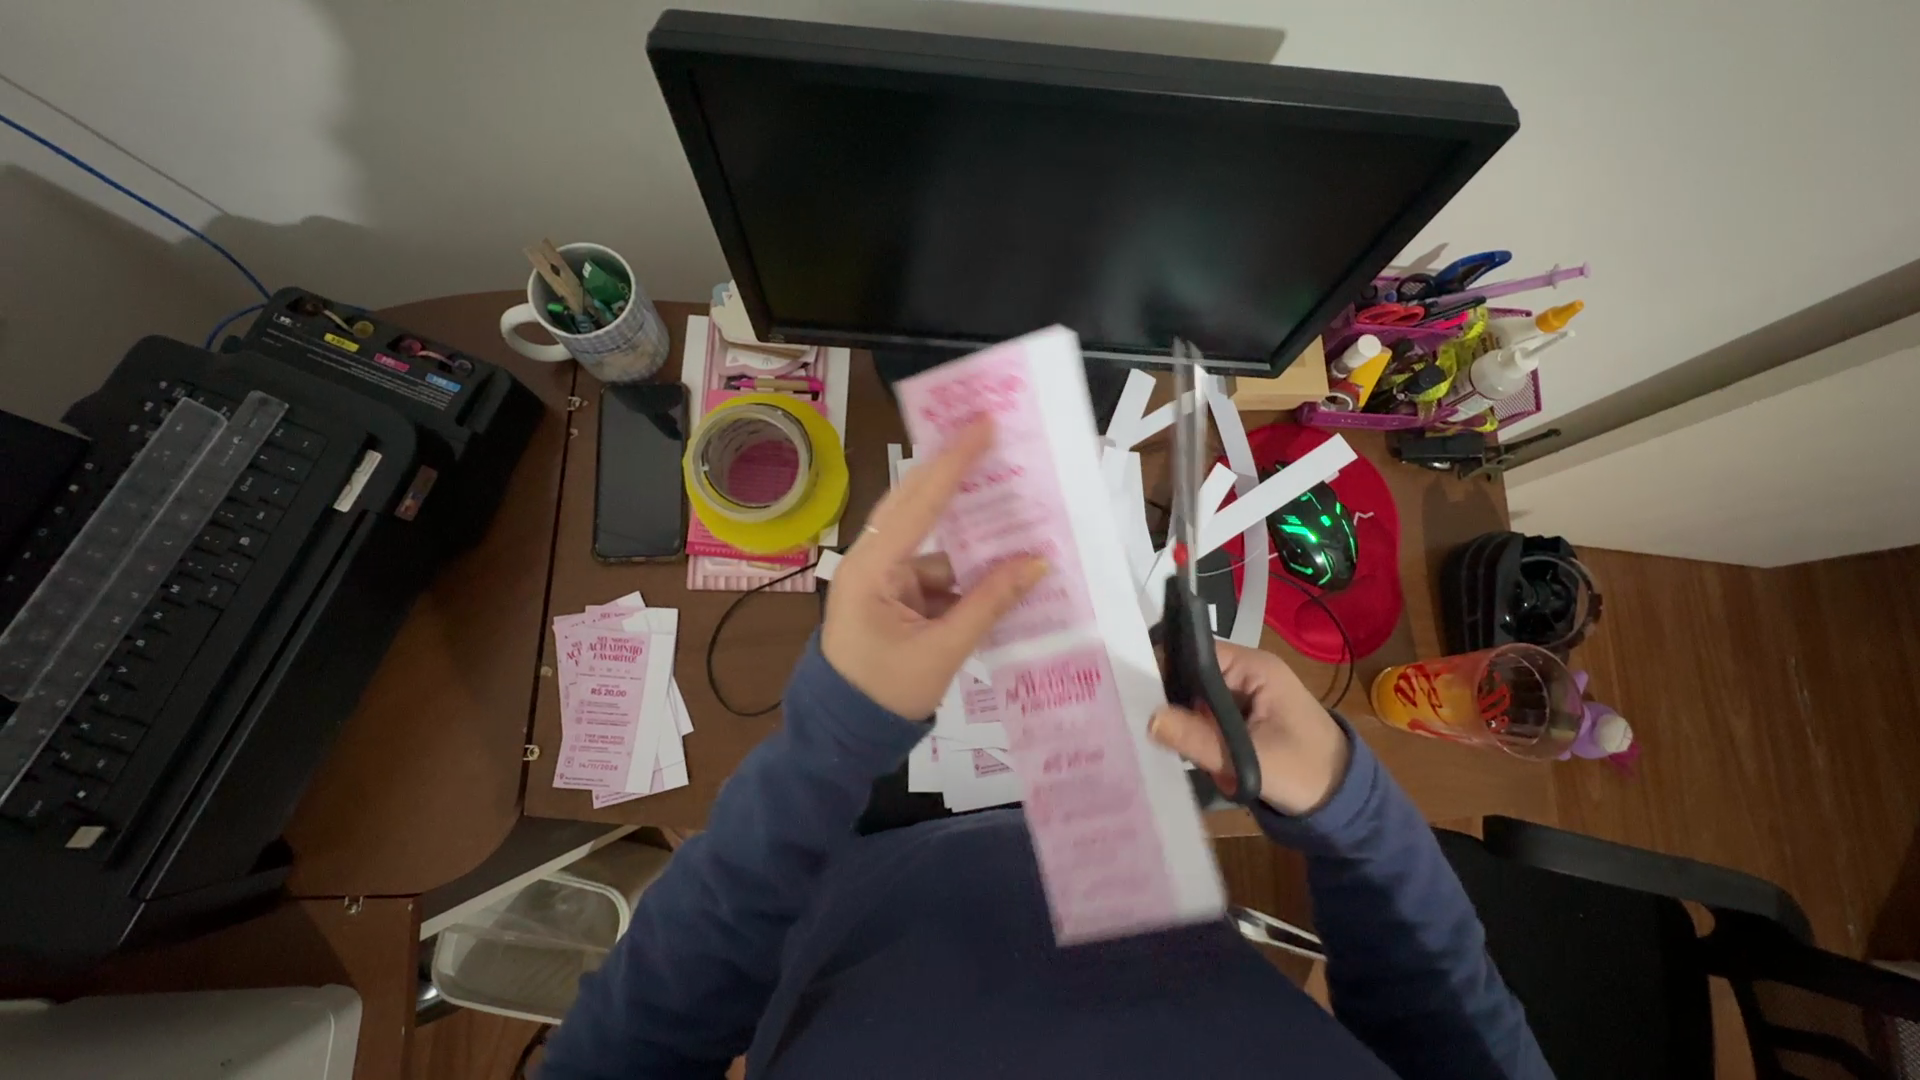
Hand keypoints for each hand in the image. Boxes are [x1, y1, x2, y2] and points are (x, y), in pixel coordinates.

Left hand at [822, 418, 1048, 718]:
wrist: (844, 735)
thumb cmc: (884, 695)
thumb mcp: (942, 650)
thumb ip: (989, 604)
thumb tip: (1037, 564)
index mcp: (871, 568)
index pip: (917, 504)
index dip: (953, 464)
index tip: (981, 426)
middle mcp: (873, 562)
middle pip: (917, 506)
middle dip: (954, 475)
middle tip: (991, 438)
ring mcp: (883, 579)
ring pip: (932, 542)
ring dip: (969, 531)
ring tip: (1012, 504)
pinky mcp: (895, 597)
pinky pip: (936, 571)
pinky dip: (966, 570)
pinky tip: (1002, 568)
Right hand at [1149, 641, 1350, 814]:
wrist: (1344, 805)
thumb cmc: (1306, 773)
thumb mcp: (1250, 759)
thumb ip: (1199, 738)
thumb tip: (1149, 717)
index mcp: (1254, 667)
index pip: (1195, 654)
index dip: (1165, 673)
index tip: (1140, 700)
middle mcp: (1247, 672)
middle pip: (1191, 678)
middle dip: (1180, 712)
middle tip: (1174, 743)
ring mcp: (1245, 694)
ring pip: (1196, 704)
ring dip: (1194, 732)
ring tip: (1205, 762)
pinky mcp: (1243, 717)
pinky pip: (1208, 719)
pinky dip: (1205, 741)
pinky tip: (1211, 763)